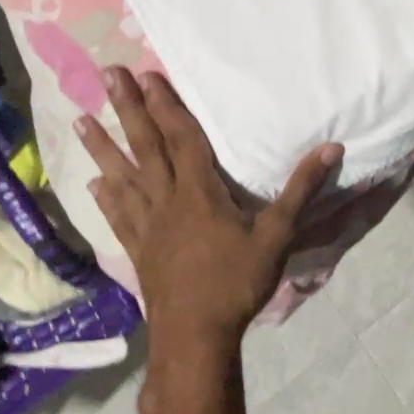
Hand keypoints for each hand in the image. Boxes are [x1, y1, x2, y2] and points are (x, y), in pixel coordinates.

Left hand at [78, 68, 342, 342]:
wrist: (195, 337)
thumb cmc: (237, 281)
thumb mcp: (278, 234)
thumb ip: (301, 188)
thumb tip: (331, 147)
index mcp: (199, 193)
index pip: (182, 138)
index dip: (168, 105)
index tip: (148, 76)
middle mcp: (167, 201)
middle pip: (145, 147)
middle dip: (129, 110)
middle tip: (109, 76)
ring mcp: (147, 226)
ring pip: (122, 176)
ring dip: (103, 146)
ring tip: (82, 119)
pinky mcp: (139, 249)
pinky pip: (119, 213)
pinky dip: (106, 194)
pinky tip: (94, 183)